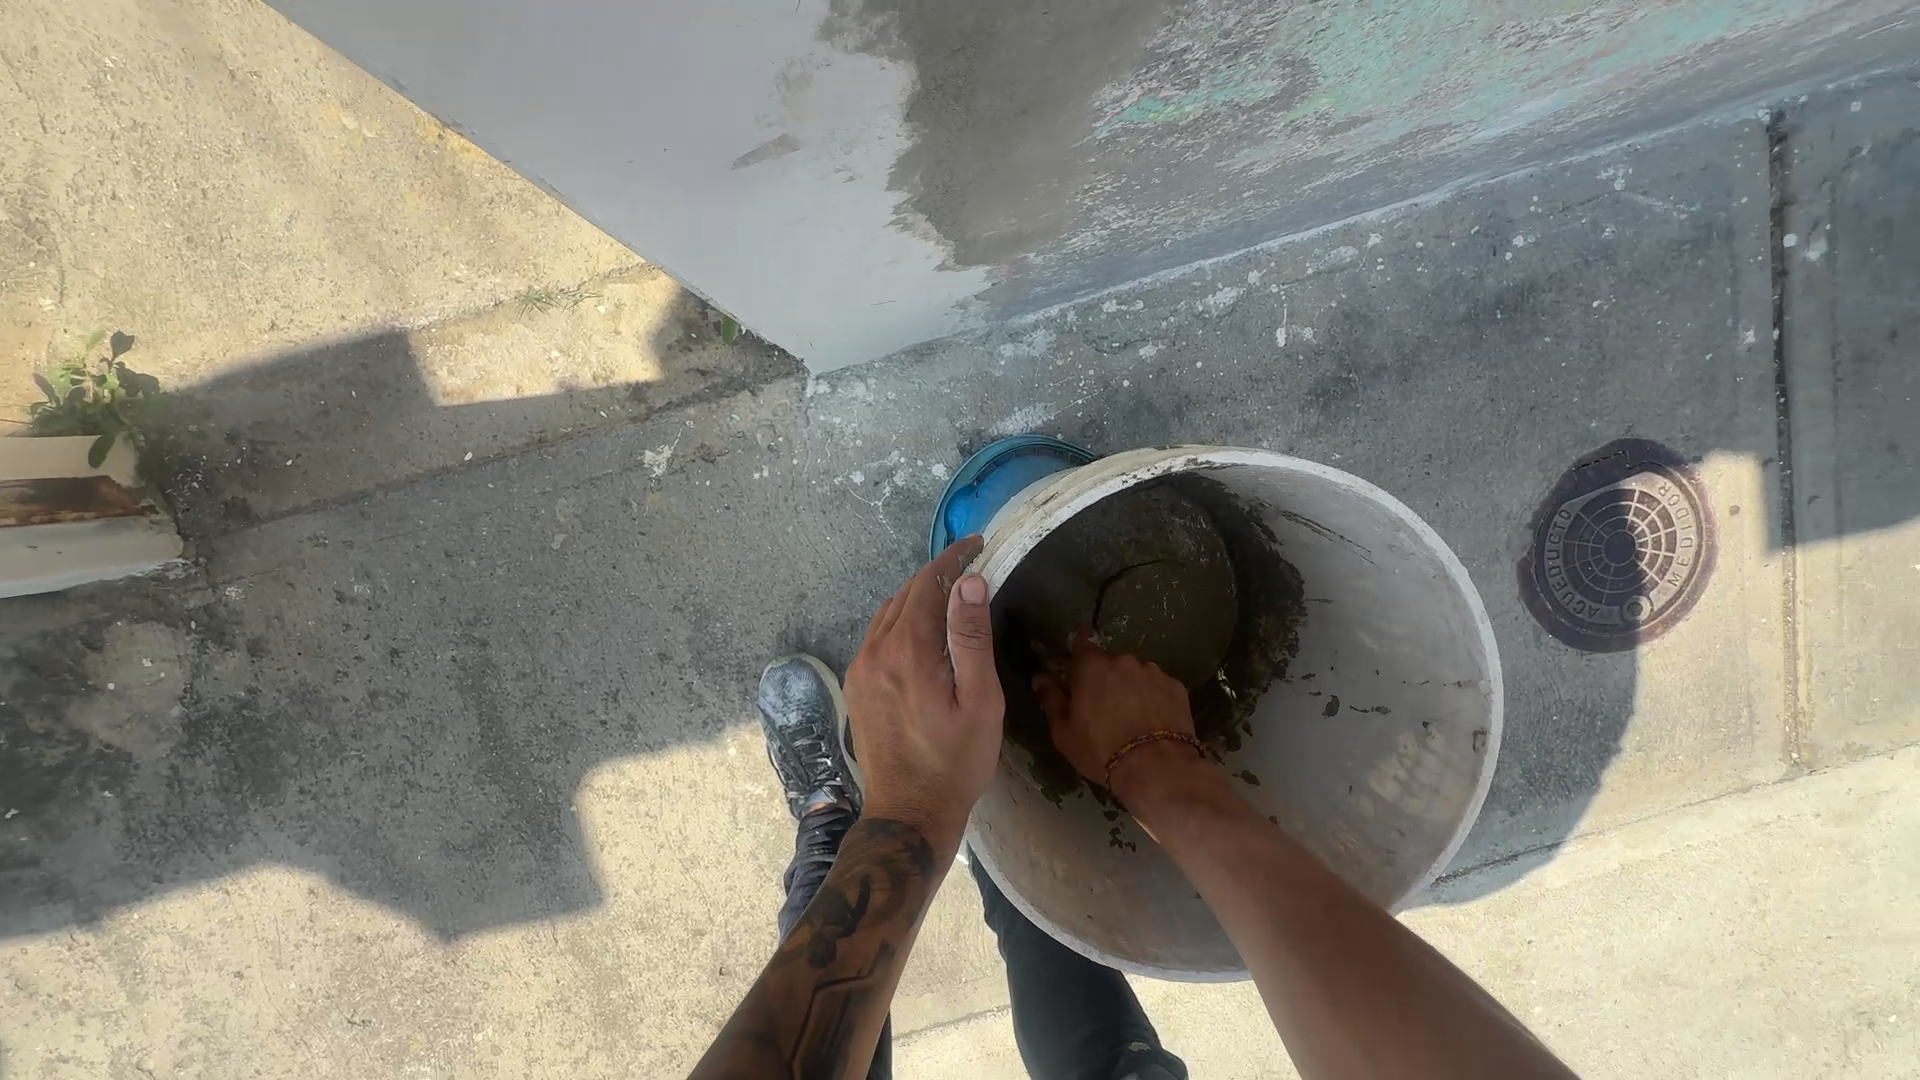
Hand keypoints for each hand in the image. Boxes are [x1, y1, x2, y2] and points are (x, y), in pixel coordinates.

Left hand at [843, 536, 1004, 849]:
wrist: (909, 812)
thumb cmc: (956, 760)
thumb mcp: (979, 700)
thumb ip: (971, 637)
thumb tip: (969, 581)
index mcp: (907, 649)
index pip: (928, 583)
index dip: (953, 558)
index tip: (977, 543)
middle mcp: (875, 650)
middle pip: (906, 594)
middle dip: (938, 574)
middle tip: (972, 566)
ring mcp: (860, 668)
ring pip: (889, 613)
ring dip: (918, 596)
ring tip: (952, 594)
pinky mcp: (857, 685)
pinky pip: (878, 635)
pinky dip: (902, 619)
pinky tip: (923, 631)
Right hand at [1034, 631, 1205, 801]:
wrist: (1157, 768)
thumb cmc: (1101, 750)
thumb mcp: (1064, 733)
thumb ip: (1051, 700)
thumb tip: (1040, 678)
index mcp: (1091, 667)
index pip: (1081, 642)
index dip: (1078, 651)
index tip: (1077, 665)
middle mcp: (1123, 661)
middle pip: (1110, 663)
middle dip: (1105, 678)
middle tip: (1104, 706)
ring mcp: (1153, 672)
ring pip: (1136, 674)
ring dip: (1131, 687)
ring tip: (1132, 717)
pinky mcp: (1176, 687)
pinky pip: (1158, 687)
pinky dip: (1154, 698)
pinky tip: (1153, 721)